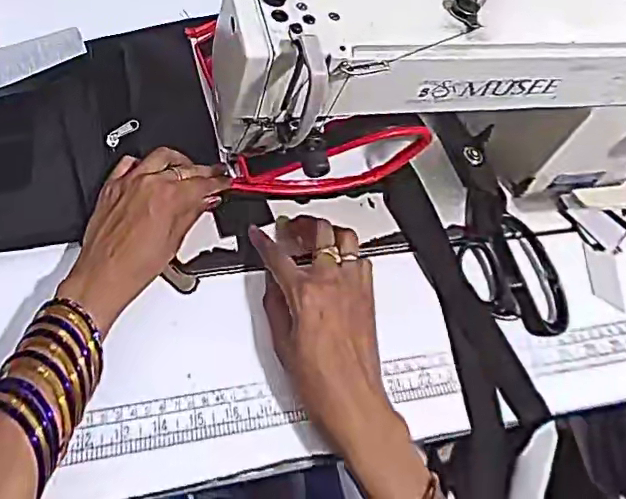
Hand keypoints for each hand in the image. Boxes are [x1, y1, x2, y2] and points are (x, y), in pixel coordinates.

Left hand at [58, 148, 227, 330]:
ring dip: (177, 160)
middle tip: (212, 176)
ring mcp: (129, 182)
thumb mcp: (173, 243)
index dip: (218, 181)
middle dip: (203, 171)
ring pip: (160, 156)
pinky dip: (142, 163)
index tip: (224, 181)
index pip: (202, 182)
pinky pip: (129, 162)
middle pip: (185, 167)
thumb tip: (204, 202)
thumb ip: (191, 214)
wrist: (102, 277)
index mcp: (168, 197)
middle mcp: (149, 183)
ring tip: (185, 168)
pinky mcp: (112, 185)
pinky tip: (149, 170)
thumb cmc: (132, 269)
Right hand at [251, 216, 431, 498]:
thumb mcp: (282, 344)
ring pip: (344, 236)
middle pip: (317, 231)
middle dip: (299, 223)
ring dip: (327, 231)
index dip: (263, 240)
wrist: (353, 401)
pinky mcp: (368, 293)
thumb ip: (274, 306)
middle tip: (289, 227)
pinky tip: (339, 260)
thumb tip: (272, 286)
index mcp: (305, 292)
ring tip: (316, 235)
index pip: (278, 255)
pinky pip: (360, 259)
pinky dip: (348, 253)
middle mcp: (331, 281)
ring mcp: (353, 284)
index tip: (258, 233)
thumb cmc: (321, 384)